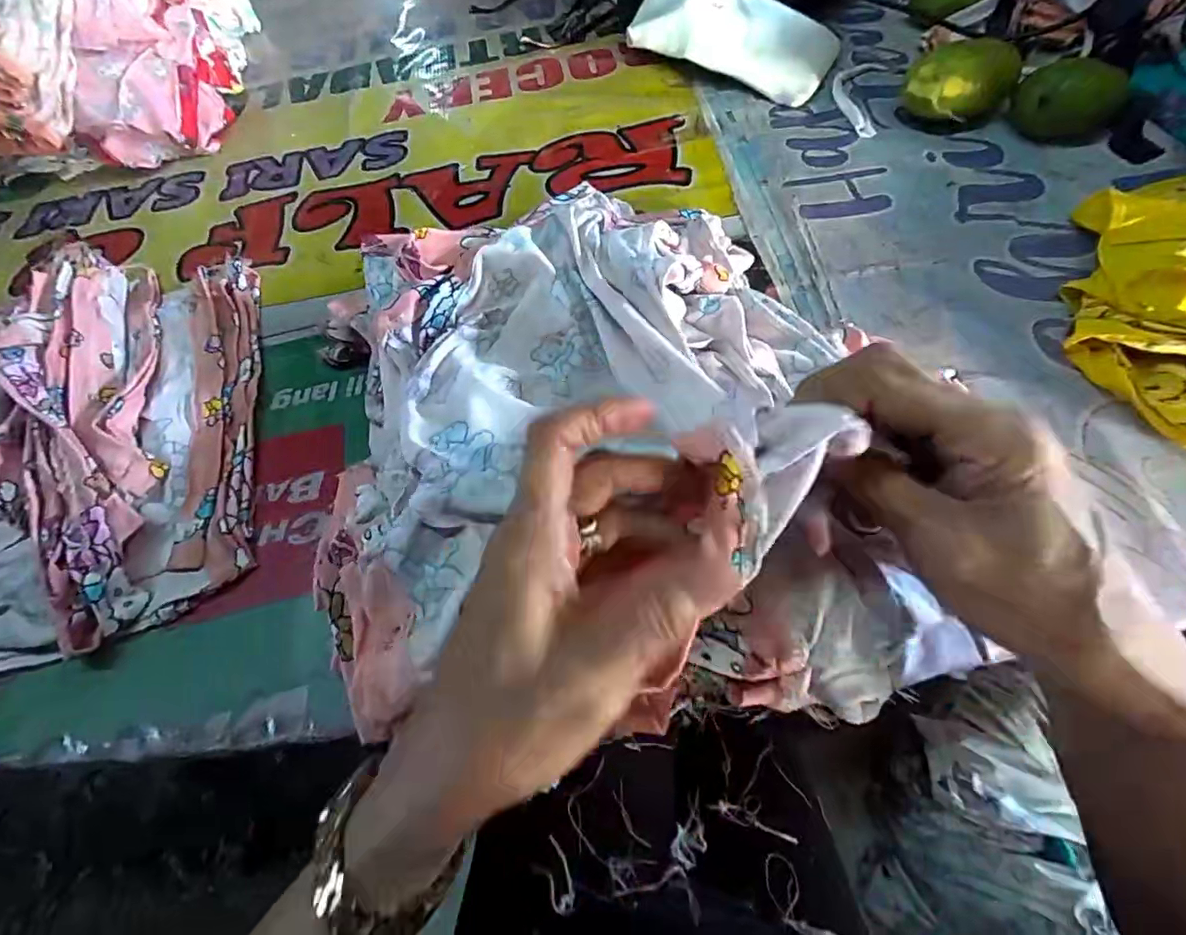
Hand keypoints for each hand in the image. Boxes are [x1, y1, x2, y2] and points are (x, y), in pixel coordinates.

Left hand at [343, 398, 740, 909]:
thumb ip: (666, 607)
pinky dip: (641, 560)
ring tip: (715, 544)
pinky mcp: (550, 599)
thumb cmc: (513, 716)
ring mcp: (542, 569)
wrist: (452, 770)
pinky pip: (600, 561)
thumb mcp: (598, 664)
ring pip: (602, 522)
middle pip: (594, 482)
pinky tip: (681, 582)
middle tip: (721, 498)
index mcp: (532, 535)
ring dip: (656, 523)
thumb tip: (733, 551)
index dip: (601, 415)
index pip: (555, 444)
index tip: (658, 415)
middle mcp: (535, 539)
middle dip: (656, 479)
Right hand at [796, 343, 1145, 673]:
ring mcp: (978, 432)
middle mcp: (983, 414)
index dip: (825, 396)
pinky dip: (868, 450)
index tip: (794, 439)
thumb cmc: (1023, 594)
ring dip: (847, 430)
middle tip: (806, 454)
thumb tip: (819, 448)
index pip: (881, 375)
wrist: (1097, 637)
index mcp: (986, 427)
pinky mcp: (970, 453)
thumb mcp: (937, 540)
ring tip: (831, 478)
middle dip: (832, 408)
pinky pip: (903, 429)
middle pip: (883, 375)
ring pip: (887, 400)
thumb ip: (874, 483)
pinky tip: (861, 486)